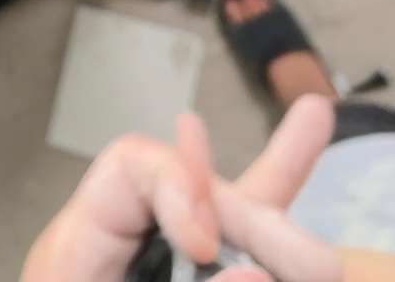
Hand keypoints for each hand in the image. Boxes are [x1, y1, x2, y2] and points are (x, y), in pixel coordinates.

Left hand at [21, 95, 343, 281]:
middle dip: (255, 224)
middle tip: (317, 268)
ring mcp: (160, 271)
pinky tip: (306, 128)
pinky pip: (234, 254)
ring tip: (314, 138)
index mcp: (78, 250)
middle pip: (194, 199)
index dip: (179, 184)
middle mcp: (121, 246)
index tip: (207, 242)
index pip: (130, 169)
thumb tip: (254, 274)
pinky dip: (268, 214)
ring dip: (275, 203)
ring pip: (225, 220)